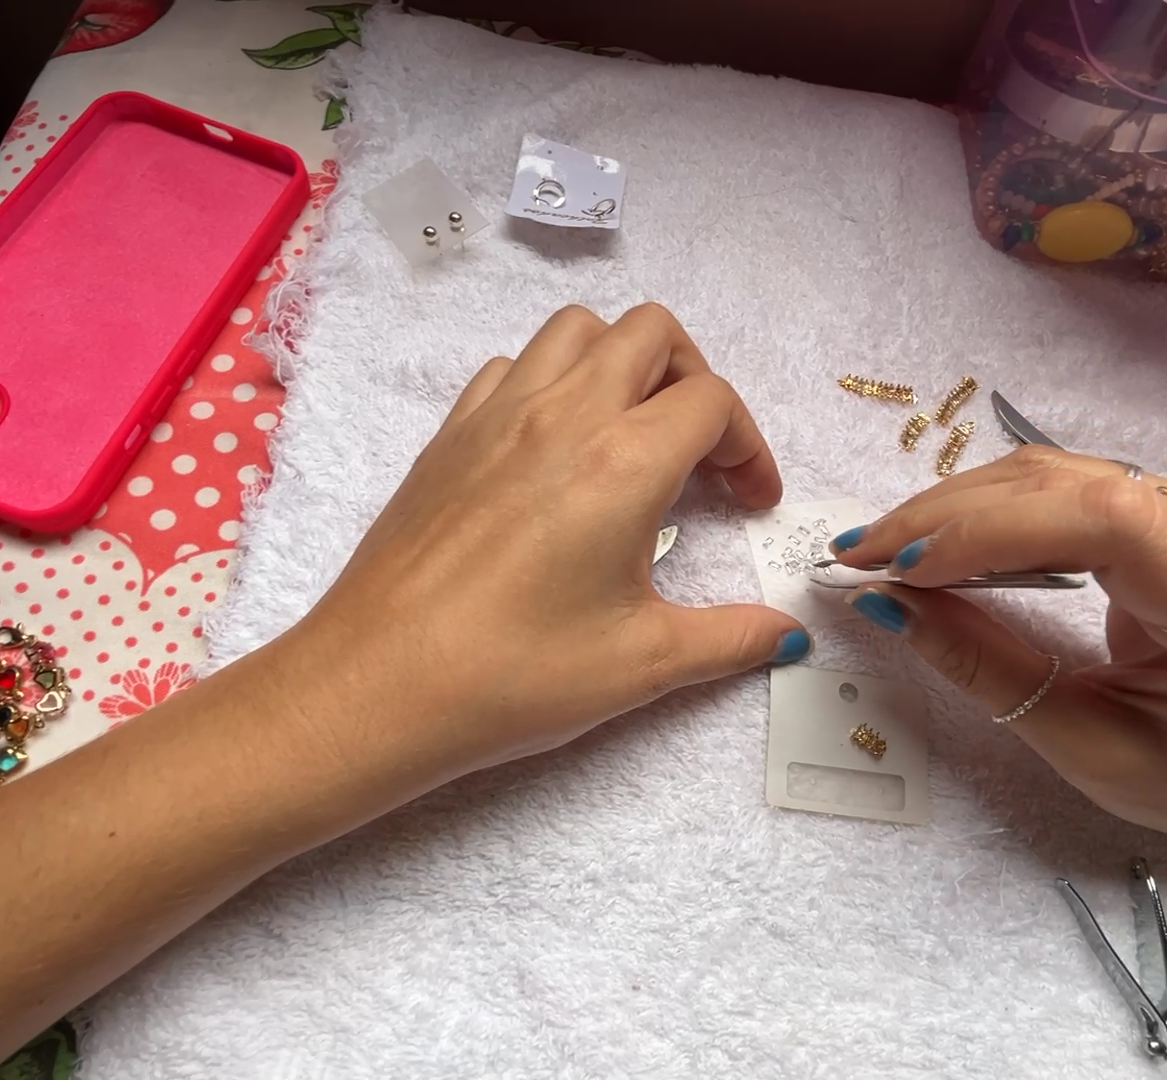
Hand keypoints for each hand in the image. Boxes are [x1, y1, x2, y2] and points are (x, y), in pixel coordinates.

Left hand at [285, 304, 809, 778]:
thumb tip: (790, 636)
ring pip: (578, 331)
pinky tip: (554, 450)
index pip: (712, 402)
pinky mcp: (450, 432)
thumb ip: (732, 639)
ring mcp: (496, 413)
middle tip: (699, 452)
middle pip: (652, 333)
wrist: (376, 685)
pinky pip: (515, 367)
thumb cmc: (515, 675)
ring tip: (630, 434)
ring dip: (622, 365)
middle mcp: (563, 412)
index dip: (750, 446)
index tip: (750, 502)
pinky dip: (554, 383)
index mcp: (622, 461)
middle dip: (695, 380)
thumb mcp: (642, 664)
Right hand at [831, 446, 1166, 852]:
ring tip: (888, 544)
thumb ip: (985, 668)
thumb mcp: (1083, 748)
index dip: (996, 531)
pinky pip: (1077, 481)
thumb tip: (883, 601)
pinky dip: (995, 504)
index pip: (1117, 528)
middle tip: (861, 554)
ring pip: (1068, 474)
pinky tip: (943, 530)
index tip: (902, 569)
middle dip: (952, 518)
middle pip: (1081, 490)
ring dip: (961, 504)